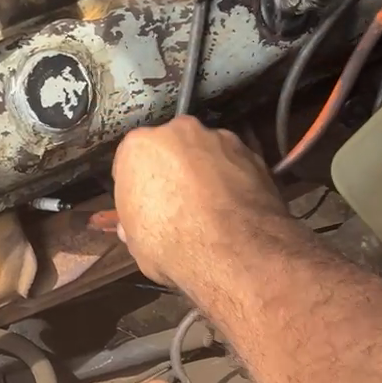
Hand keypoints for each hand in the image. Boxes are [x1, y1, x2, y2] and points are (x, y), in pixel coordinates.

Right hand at [112, 117, 294, 287]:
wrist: (232, 250)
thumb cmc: (169, 243)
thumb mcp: (134, 239)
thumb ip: (133, 219)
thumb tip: (134, 224)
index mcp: (138, 146)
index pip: (129, 162)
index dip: (134, 186)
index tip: (139, 203)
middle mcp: (178, 131)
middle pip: (168, 149)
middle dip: (170, 170)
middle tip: (172, 203)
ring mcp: (219, 138)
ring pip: (203, 153)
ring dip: (201, 173)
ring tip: (206, 208)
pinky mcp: (252, 153)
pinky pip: (231, 164)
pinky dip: (229, 180)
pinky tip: (228, 208)